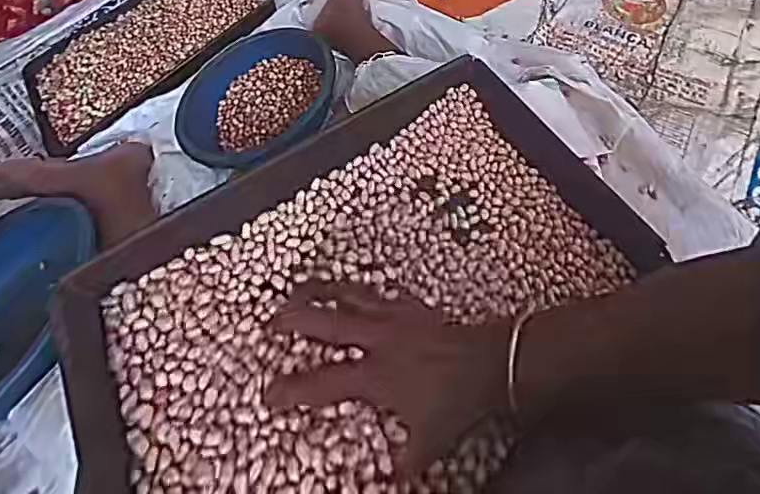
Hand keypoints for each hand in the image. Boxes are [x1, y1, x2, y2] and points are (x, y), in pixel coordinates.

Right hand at [269, 282, 508, 477]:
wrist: (489, 360)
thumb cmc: (457, 400)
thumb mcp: (426, 443)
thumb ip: (402, 461)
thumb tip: (392, 478)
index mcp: (376, 374)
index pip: (323, 382)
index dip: (293, 388)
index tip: (270, 392)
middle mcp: (380, 338)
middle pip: (329, 322)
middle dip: (297, 320)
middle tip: (274, 319)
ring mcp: (397, 315)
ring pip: (353, 295)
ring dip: (326, 290)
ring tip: (305, 285)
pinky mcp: (413, 304)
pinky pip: (381, 292)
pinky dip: (363, 289)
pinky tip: (357, 286)